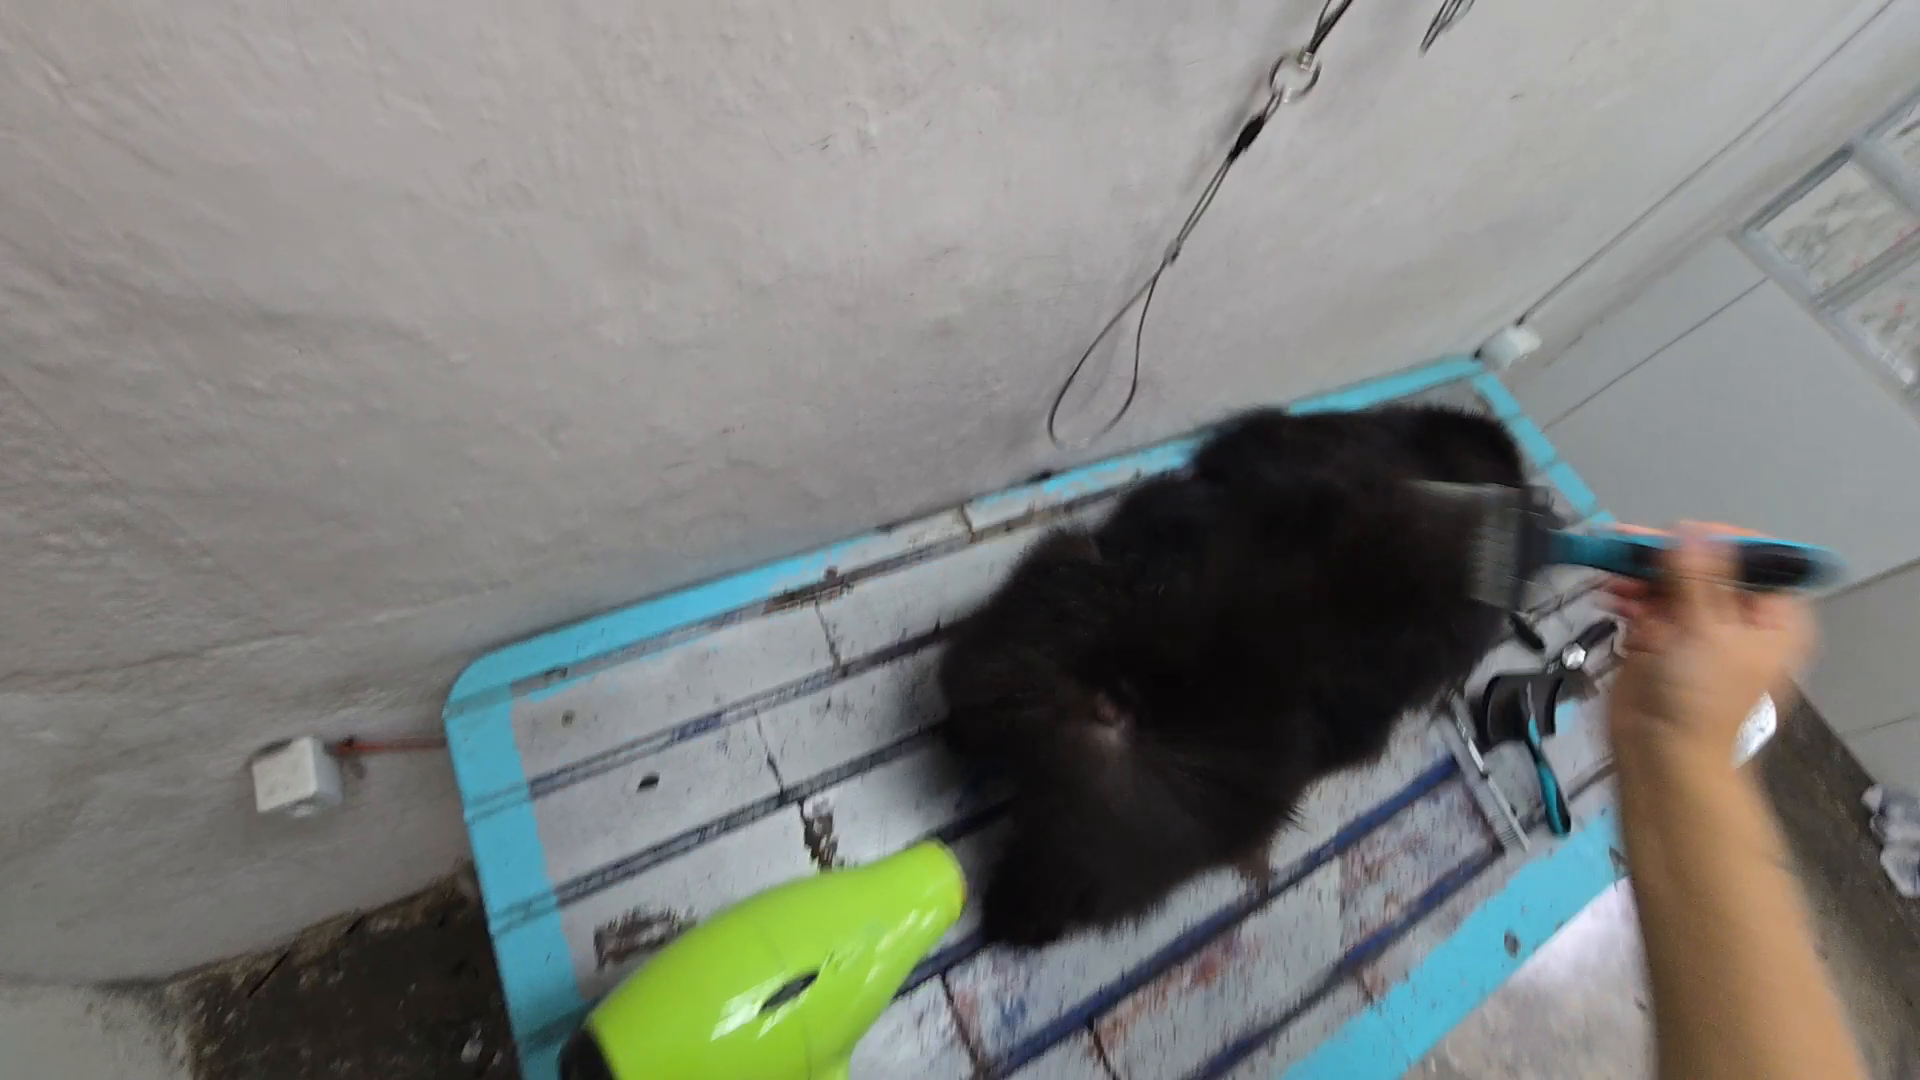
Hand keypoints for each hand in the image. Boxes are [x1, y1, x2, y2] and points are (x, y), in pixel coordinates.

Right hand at [1604, 524, 1815, 764]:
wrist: (1660, 746)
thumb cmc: (1701, 700)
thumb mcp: (1706, 632)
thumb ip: (1699, 579)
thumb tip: (1694, 534)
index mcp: (1771, 620)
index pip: (1755, 563)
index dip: (1718, 543)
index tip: (1676, 533)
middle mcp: (1734, 621)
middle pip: (1701, 570)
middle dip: (1662, 557)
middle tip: (1624, 543)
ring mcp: (1692, 630)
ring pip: (1665, 585)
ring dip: (1635, 576)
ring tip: (1609, 575)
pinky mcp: (1656, 639)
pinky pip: (1640, 605)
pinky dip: (1623, 596)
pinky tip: (1608, 595)